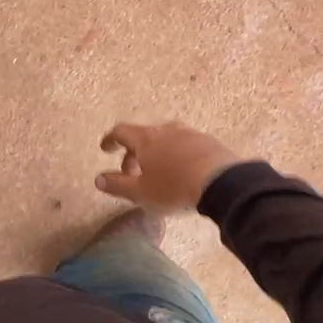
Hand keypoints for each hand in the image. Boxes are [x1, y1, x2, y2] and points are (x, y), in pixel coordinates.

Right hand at [96, 120, 247, 213]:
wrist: (224, 184)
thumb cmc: (173, 188)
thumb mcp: (140, 193)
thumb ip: (117, 185)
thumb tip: (98, 179)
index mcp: (146, 139)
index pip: (121, 132)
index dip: (111, 140)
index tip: (105, 149)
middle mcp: (166, 130)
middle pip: (144, 136)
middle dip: (135, 153)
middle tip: (132, 173)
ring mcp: (191, 134)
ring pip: (167, 140)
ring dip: (158, 153)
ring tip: (159, 173)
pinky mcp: (210, 143)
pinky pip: (186, 146)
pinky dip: (177, 155)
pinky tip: (183, 172)